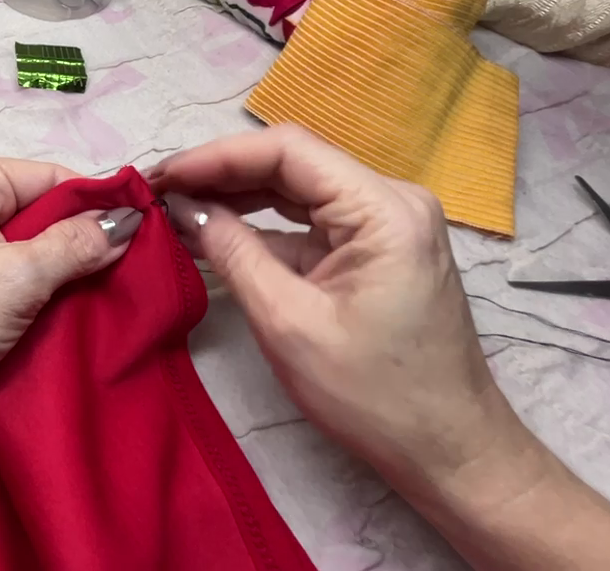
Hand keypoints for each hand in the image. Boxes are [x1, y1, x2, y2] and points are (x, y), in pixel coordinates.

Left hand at [0, 156, 140, 415]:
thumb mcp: (19, 279)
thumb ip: (75, 244)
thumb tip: (124, 220)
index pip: (49, 176)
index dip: (94, 204)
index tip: (135, 236)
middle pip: (33, 203)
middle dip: (72, 235)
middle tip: (113, 270)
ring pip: (15, 232)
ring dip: (49, 259)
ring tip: (82, 289)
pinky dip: (21, 273)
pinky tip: (41, 300)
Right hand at [147, 125, 528, 494]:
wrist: (451, 457)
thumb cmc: (375, 396)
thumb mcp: (287, 322)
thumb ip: (231, 250)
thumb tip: (181, 206)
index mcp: (383, 210)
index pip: (286, 151)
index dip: (215, 157)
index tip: (163, 178)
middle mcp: (388, 200)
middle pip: (288, 161)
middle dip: (218, 172)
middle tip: (158, 190)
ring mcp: (380, 222)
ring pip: (291, 185)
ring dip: (231, 193)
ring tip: (174, 204)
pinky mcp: (368, 246)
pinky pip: (301, 216)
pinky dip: (254, 221)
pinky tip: (211, 228)